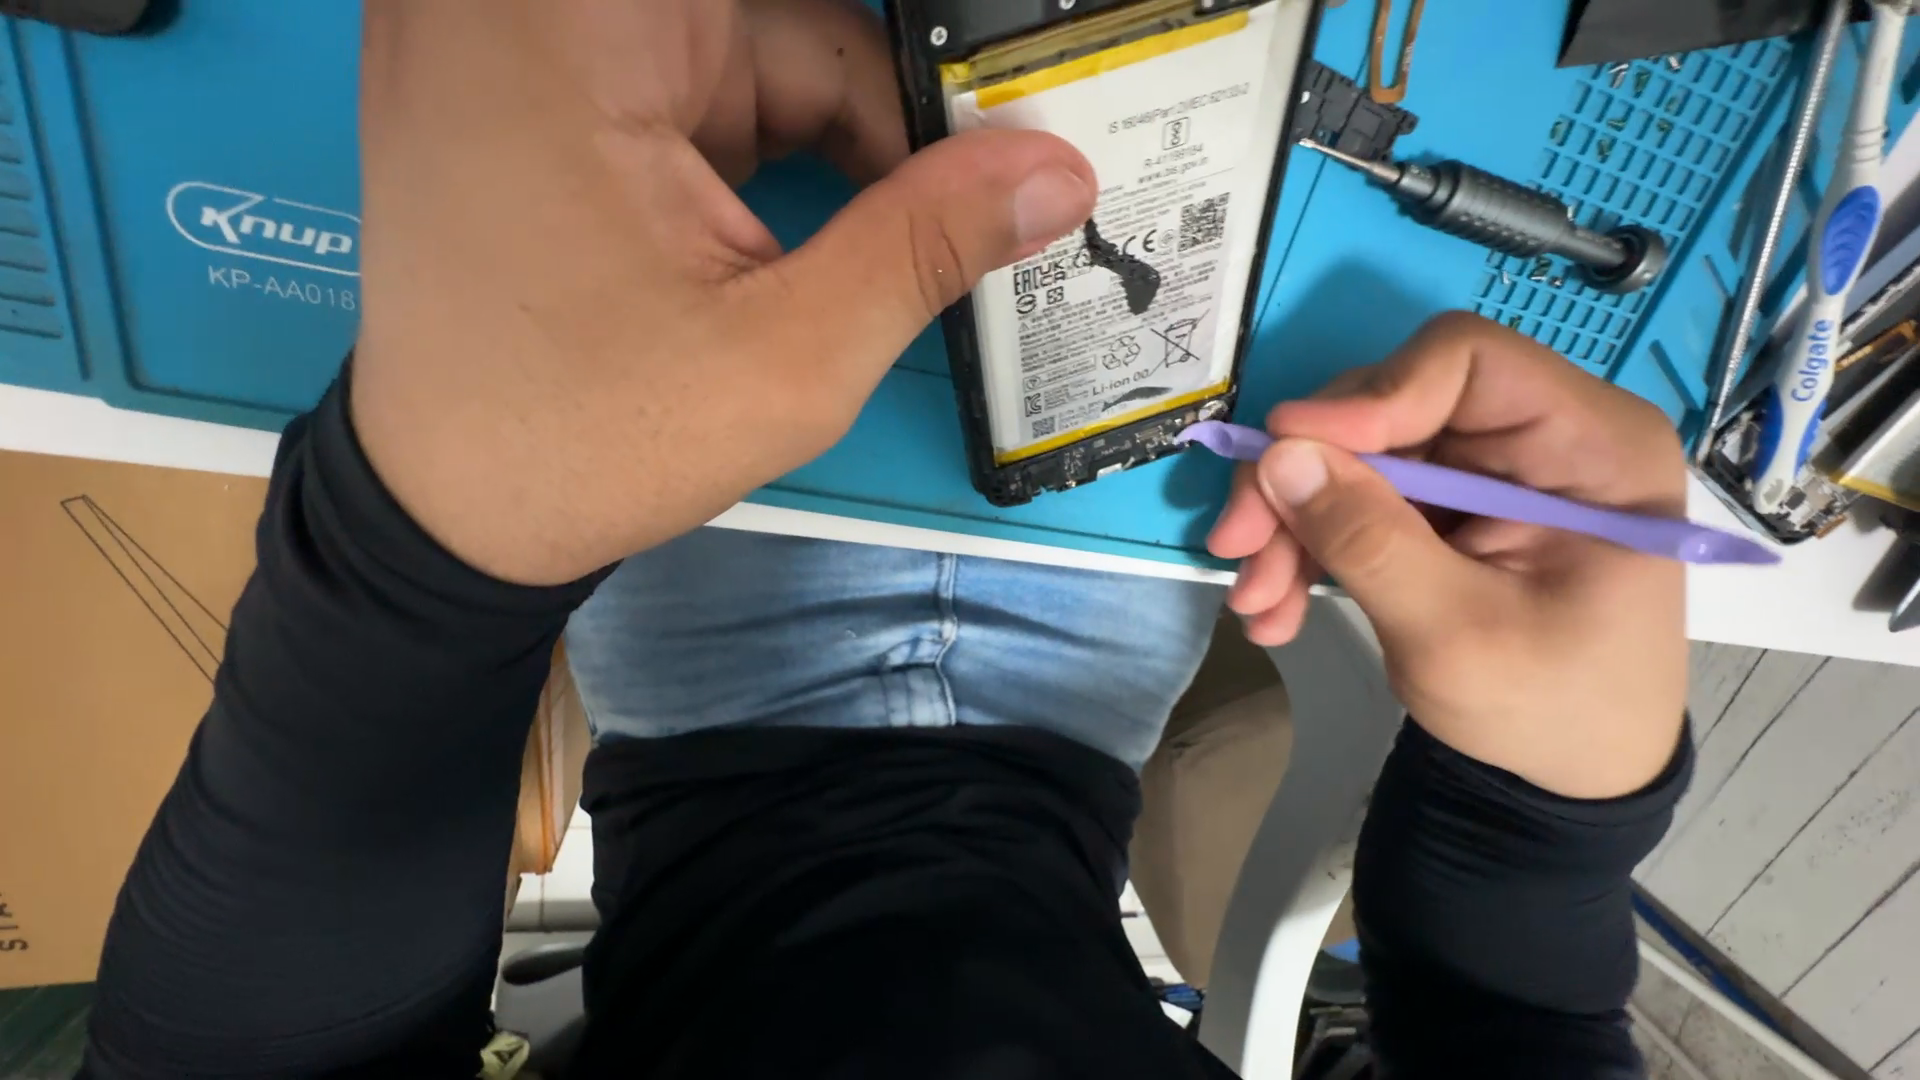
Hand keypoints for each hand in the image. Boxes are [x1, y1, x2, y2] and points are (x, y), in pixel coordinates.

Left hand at [351, 0, 1094, 584]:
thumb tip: (1055, 172)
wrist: (460, 513)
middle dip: (877, 119)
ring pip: (749, 52)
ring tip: (880, 242)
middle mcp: (529, 2)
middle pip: (781, 21)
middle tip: (961, 200)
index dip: (916, 73)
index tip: (986, 138)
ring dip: (833, 144)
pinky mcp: (546, 101)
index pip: (814, 10)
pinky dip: (773, 151)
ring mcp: (529, 46)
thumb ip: (927, 248)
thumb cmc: (602, 443)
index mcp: (571, 22)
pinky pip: (701, 89)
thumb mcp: (791, 357)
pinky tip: (808, 234)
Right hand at [1208, 313, 1686, 798]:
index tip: (1283, 454)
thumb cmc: (1545, 708)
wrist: (1557, 773)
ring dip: (1284, 527)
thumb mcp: (1453, 632)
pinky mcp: (1426, 510)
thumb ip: (1368, 540)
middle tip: (1236, 544)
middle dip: (1295, 479)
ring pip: (1342, 460)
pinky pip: (1340, 502)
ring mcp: (1467, 476)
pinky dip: (1298, 552)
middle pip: (1377, 413)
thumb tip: (1277, 457)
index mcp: (1582, 446)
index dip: (1364, 399)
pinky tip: (1274, 609)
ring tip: (1255, 602)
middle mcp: (1521, 441)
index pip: (1462, 363)